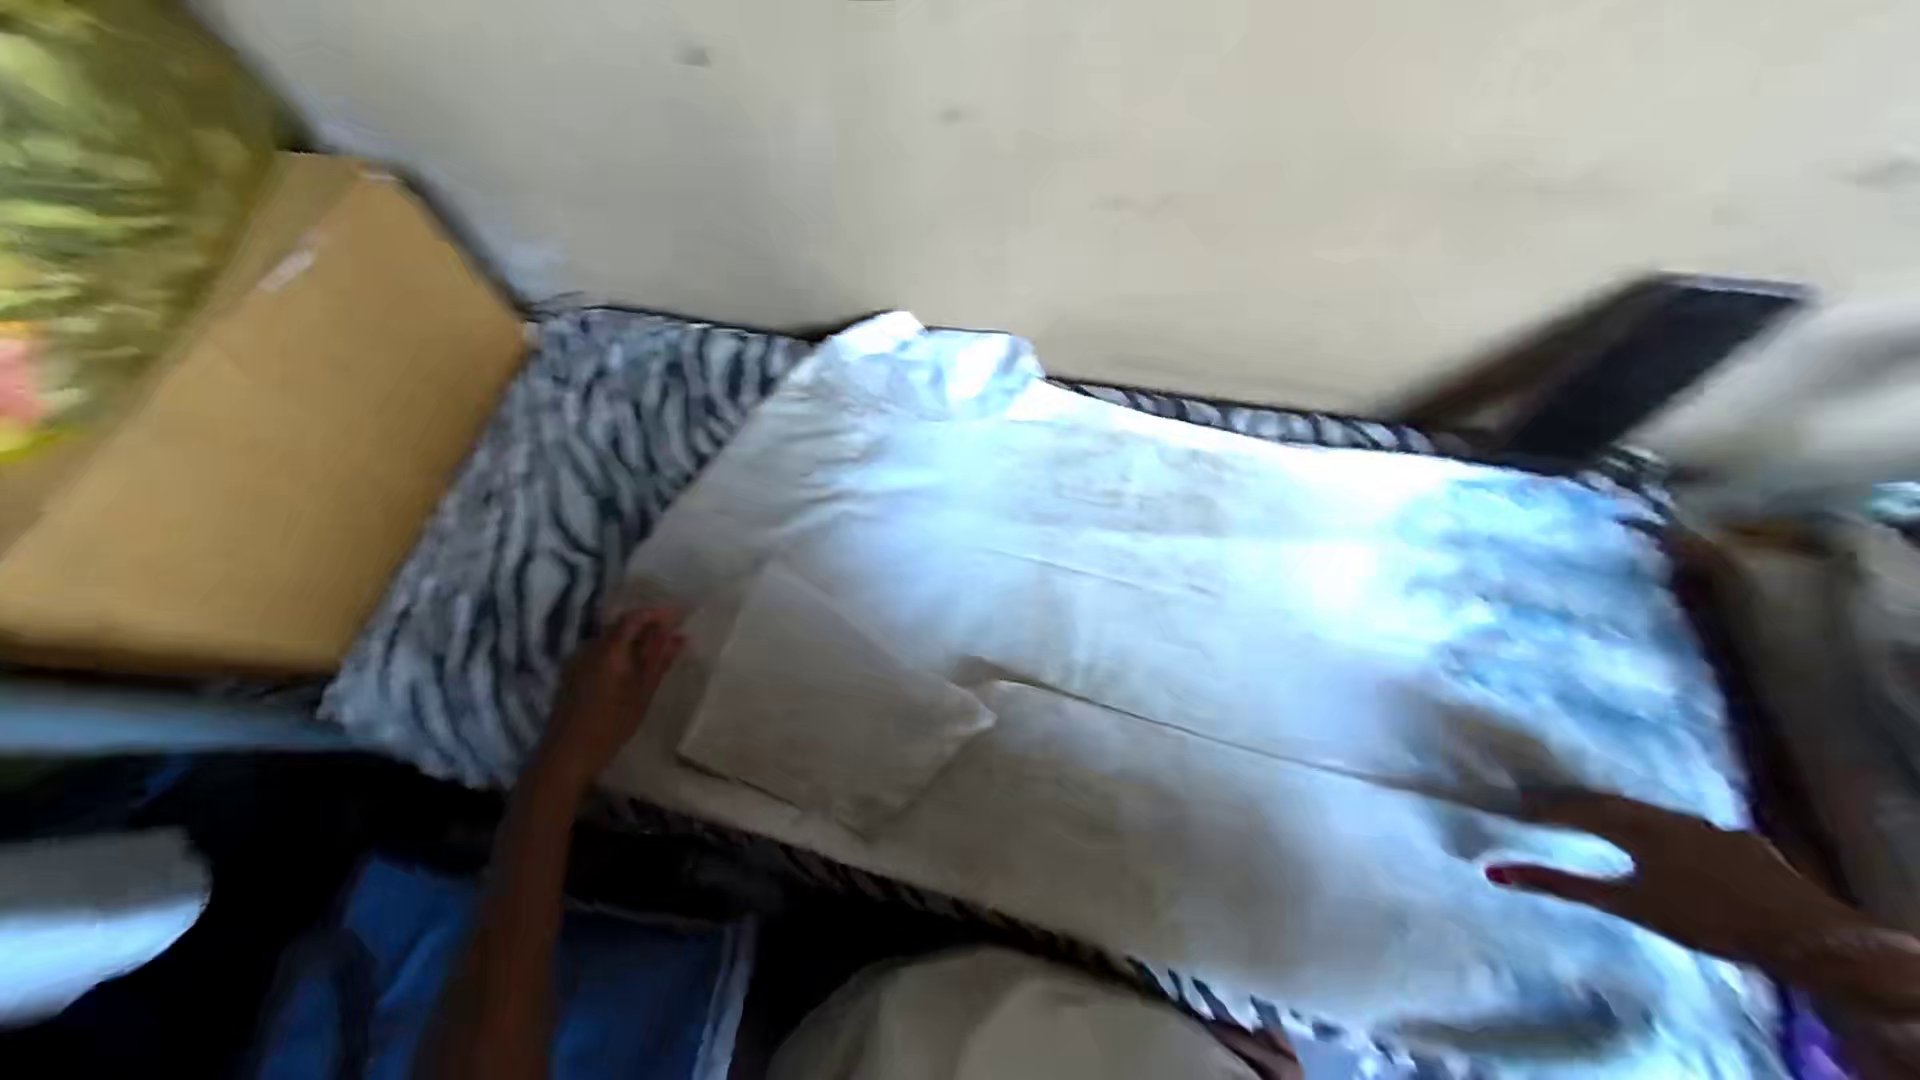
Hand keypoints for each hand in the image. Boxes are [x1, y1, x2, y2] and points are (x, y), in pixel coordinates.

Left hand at [530, 608, 683, 794]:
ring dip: (637, 640)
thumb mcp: (642, 693)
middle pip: (622, 626)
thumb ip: (658, 660)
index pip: (635, 618)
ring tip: (660, 652)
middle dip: (650, 626)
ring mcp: (577, 661)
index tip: (682, 616)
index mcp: (608, 651)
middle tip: (675, 634)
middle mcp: (589, 649)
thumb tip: (678, 635)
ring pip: (612, 640)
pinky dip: (623, 653)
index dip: (659, 613)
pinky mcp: (573, 674)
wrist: (564, 758)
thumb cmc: (609, 726)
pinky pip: (602, 653)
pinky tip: (635, 668)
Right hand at [1486, 790, 1867, 969]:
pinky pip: (1690, 827)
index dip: (1544, 807)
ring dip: (1621, 813)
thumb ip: (1560, 885)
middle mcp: (1669, 816)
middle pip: (1612, 803)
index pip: (1575, 808)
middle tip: (1551, 807)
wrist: (1813, 940)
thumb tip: (1493, 871)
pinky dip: (1665, 828)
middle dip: (1579, 804)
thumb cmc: (1704, 917)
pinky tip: (1669, 839)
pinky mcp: (1745, 845)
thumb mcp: (1625, 903)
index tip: (1516, 806)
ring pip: (1651, 812)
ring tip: (1602, 819)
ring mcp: (1711, 828)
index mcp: (1635, 825)